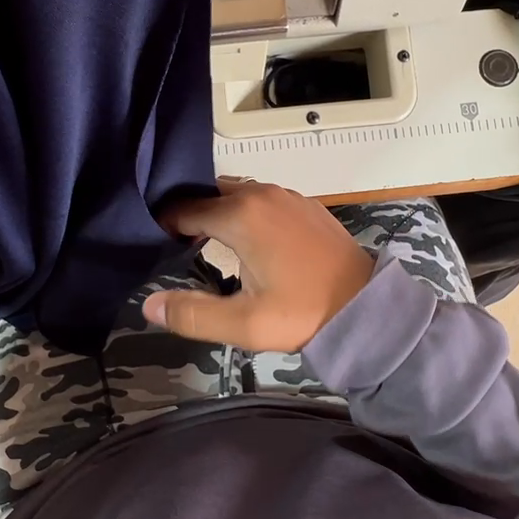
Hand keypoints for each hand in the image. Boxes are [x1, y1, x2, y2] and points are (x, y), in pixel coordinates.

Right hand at [143, 178, 374, 350]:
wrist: (367, 308)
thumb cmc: (303, 314)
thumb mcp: (244, 324)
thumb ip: (192, 315)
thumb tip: (150, 305)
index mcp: (240, 215)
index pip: (183, 209)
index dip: (163, 226)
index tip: (153, 246)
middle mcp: (261, 194)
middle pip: (209, 194)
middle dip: (188, 214)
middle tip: (173, 245)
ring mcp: (287, 196)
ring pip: (236, 194)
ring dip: (217, 212)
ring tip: (203, 244)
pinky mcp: (305, 205)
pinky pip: (262, 199)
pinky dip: (244, 212)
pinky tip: (245, 242)